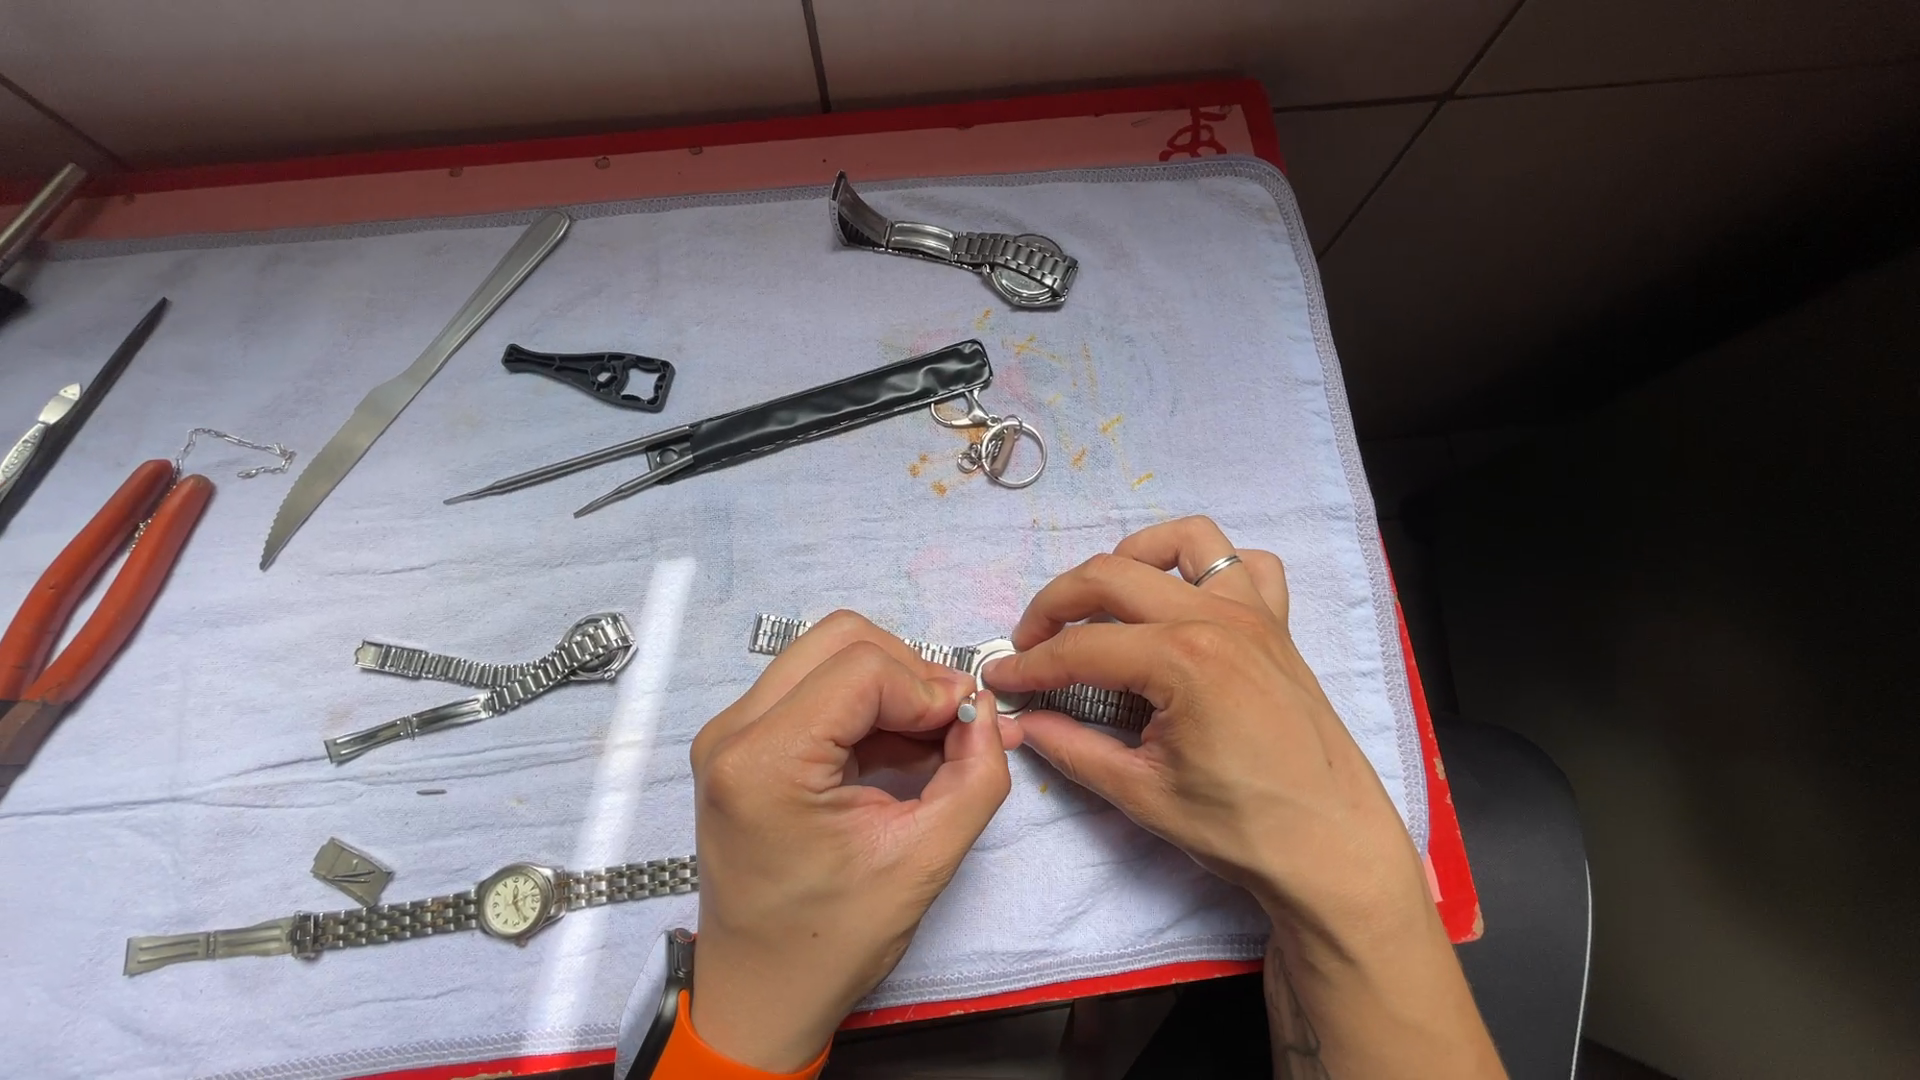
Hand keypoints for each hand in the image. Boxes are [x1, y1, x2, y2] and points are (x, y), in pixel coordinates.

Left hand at [688, 611, 1018, 1071]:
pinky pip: (815, 685)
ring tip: (932, 736)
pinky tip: (902, 744)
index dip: (927, 687)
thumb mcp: (924, 861)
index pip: (863, 669)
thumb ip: (976, 777)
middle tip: (950, 722)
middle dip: (910, 671)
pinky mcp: (743, 739)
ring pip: (828, 654)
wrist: (760, 990)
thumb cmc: (834, 939)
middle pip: (841, 639)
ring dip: (891, 683)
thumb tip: (985, 710)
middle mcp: (735, 729)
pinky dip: (868, 704)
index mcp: (766, 760)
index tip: (965, 727)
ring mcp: (732, 730)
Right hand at [983, 517, 1502, 1077]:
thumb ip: (1071, 748)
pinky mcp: (1278, 625)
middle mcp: (1217, 618)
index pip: (1081, 648)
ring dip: (1132, 557)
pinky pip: (1247, 565)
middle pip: (1111, 575)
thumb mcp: (1141, 794)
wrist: (1334, 852)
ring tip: (1107, 600)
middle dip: (1056, 604)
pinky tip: (1186, 602)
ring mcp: (1254, 613)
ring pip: (1185, 539)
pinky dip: (1209, 567)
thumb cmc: (1239, 829)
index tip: (998, 676)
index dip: (1030, 664)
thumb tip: (1018, 722)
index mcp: (1182, 660)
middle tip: (1032, 643)